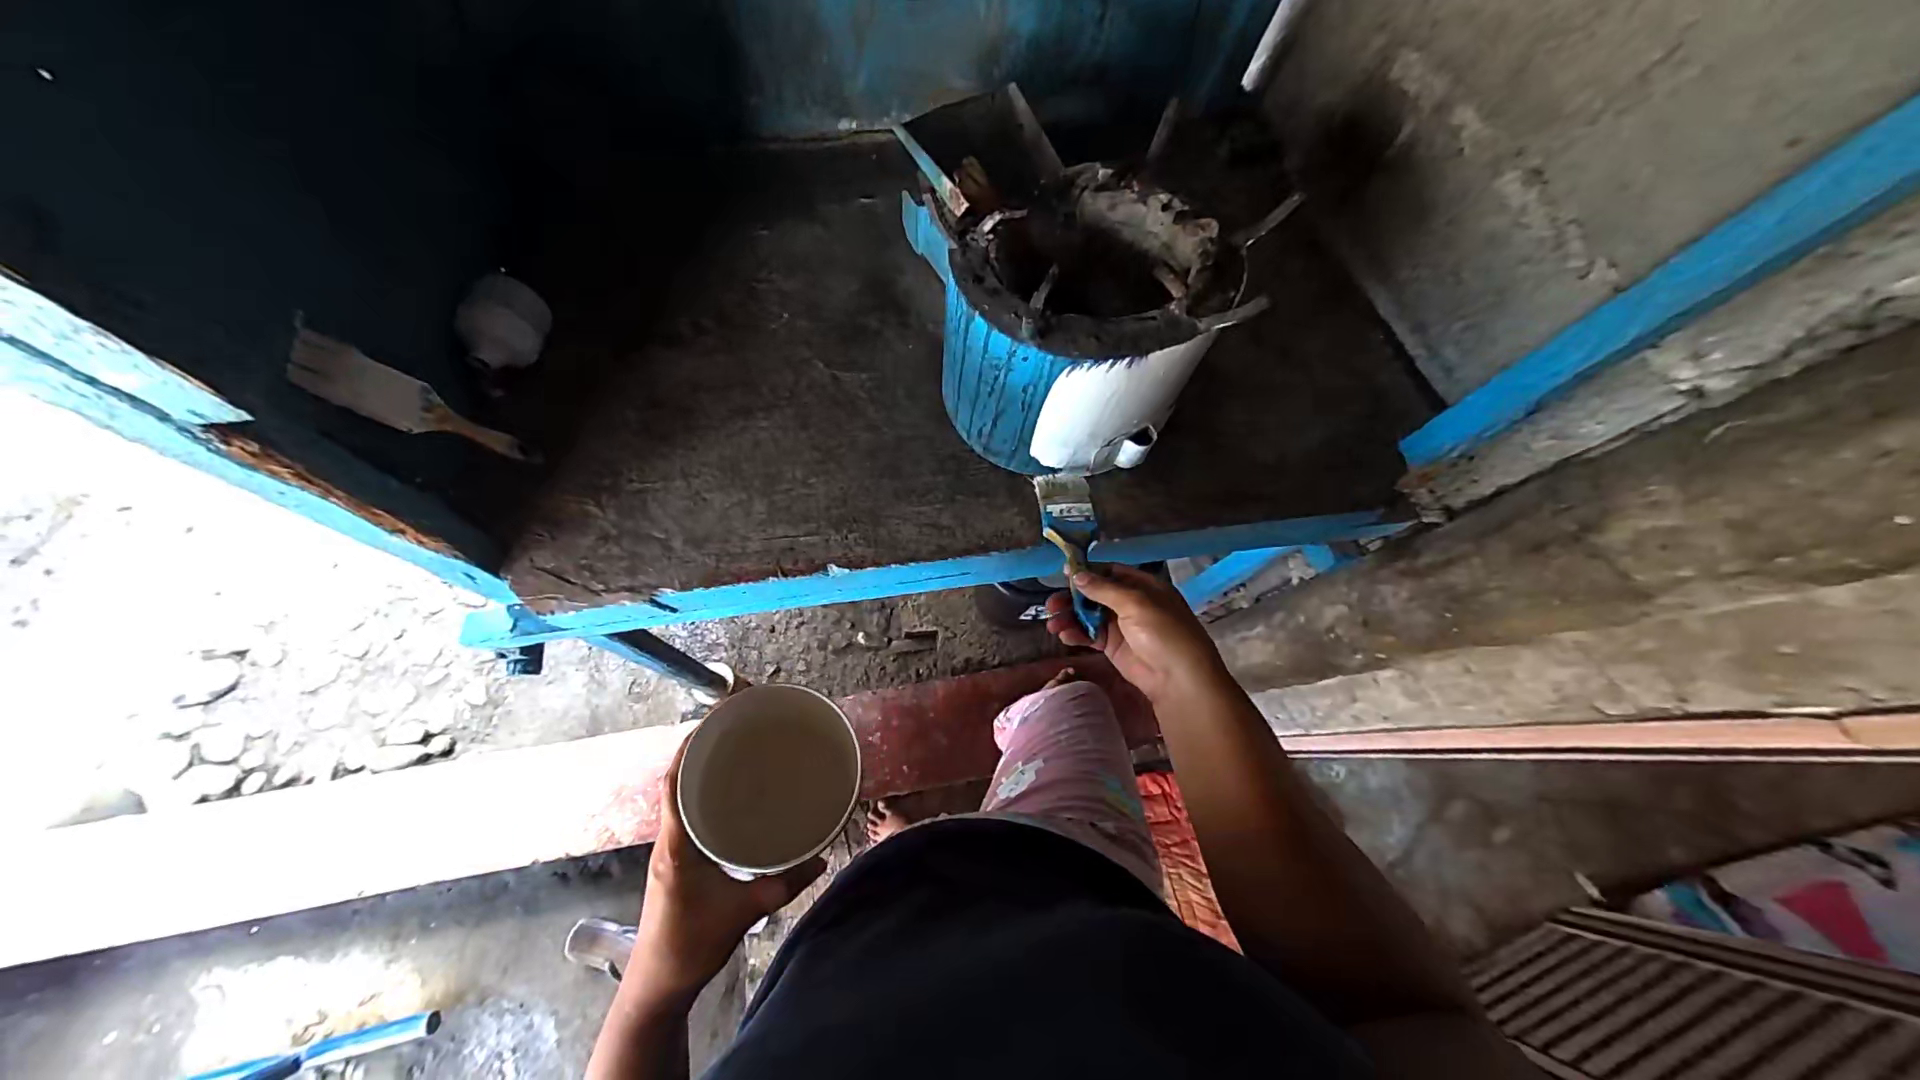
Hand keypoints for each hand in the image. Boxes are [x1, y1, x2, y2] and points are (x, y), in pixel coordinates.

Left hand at [625, 736, 825, 1004]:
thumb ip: (785, 884)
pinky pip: (685, 813)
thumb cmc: (692, 945)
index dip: (688, 749)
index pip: (673, 784)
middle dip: (698, 749)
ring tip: (732, 749)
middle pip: (675, 781)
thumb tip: (822, 858)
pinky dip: (701, 793)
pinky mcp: (675, 858)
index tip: (713, 722)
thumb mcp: (744, 912)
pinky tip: (728, 792)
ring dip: (698, 769)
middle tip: (732, 726)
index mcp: (677, 845)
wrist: (658, 983)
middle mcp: (668, 839)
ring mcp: (669, 848)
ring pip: (678, 796)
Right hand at [1045, 564, 1229, 702]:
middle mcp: (1131, 603)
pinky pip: (1090, 635)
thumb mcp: (1136, 603)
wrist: (1178, 679)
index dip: (1087, 573)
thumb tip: (1076, 574)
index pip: (1110, 572)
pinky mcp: (1113, 646)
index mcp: (1143, 586)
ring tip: (1053, 625)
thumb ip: (1103, 589)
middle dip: (1072, 598)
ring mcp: (1121, 625)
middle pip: (1095, 594)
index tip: (1063, 575)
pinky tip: (1064, 636)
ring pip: (1089, 615)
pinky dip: (1076, 634)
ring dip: (1070, 618)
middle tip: (1051, 605)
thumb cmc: (1163, 633)